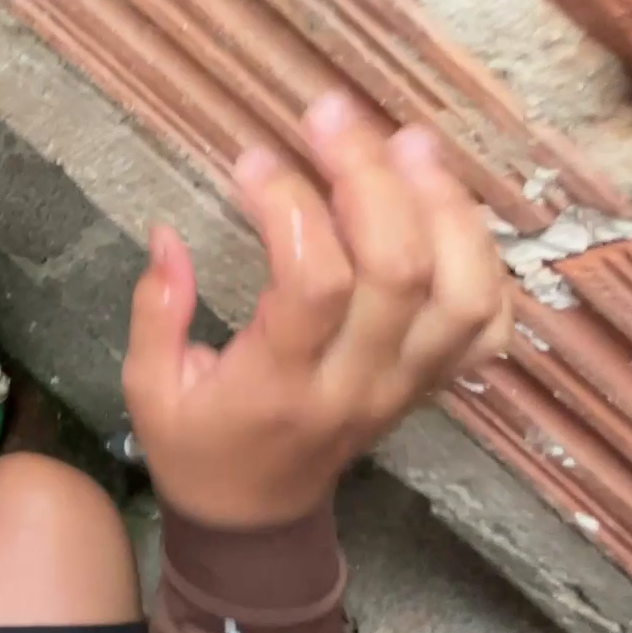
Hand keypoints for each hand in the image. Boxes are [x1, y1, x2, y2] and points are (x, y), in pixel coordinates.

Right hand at [123, 93, 511, 527]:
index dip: (291, 208)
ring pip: (463, 290)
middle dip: (370, 178)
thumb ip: (156, 311)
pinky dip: (483, 260)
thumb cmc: (191, 447)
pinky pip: (484, 324)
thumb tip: (166, 235)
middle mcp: (357, 382)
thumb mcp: (147, 385)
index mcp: (279, 383)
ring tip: (408, 141)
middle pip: (400, 269)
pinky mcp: (424, 385)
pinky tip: (449, 210)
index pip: (313, 283)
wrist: (253, 517)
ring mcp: (403, 386)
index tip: (252, 160)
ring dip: (443, 206)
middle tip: (333, 116)